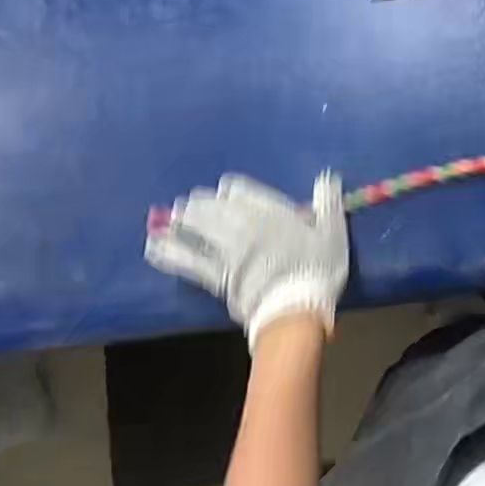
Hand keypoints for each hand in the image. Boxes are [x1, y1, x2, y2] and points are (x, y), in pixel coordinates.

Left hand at [145, 172, 348, 344]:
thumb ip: (327, 202)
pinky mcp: (215, 275)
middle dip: (200, 203)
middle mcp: (242, 224)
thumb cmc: (317, 268)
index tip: (225, 192)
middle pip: (213, 206)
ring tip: (167, 217)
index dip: (230, 190)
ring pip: (197, 228)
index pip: (240, 190)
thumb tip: (326, 177)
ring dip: (181, 221)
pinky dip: (168, 252)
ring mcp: (225, 250)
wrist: (296, 307)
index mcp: (268, 211)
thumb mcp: (332, 232)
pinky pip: (187, 260)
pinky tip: (153, 245)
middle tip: (189, 203)